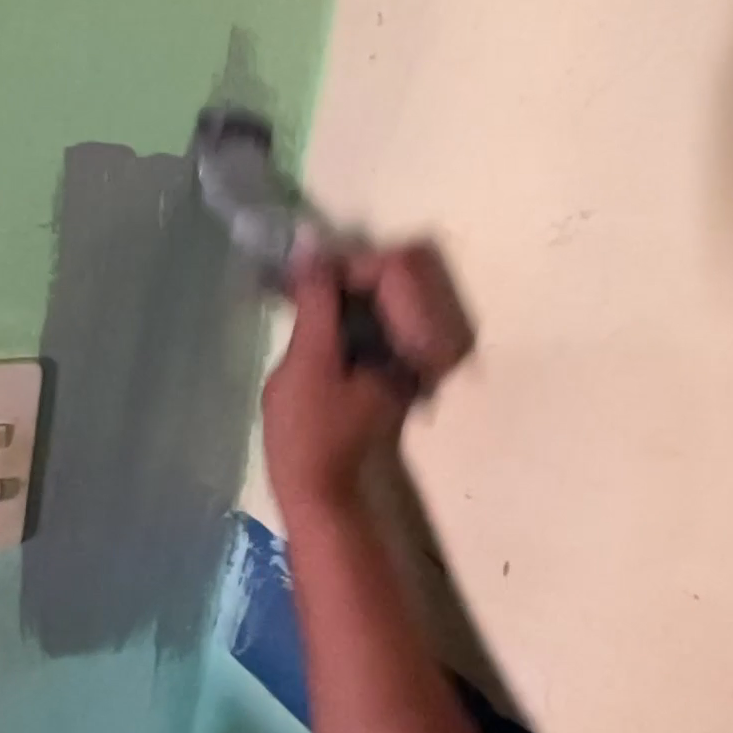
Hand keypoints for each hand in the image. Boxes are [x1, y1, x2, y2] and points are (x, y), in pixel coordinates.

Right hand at [261, 242, 474, 511]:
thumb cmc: (308, 432)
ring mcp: (419, 346)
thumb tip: (310, 247)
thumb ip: (315, 300)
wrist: (319, 485)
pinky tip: (311, 310)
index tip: (302, 282)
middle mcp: (435, 340)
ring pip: (388, 283)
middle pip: (399, 267)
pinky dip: (344, 300)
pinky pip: (381, 304)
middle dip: (345, 269)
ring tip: (298, 295)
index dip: (344, 266)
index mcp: (422, 345)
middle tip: (301, 284)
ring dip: (341, 282)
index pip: (396, 269)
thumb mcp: (307, 361)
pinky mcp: (399, 352)